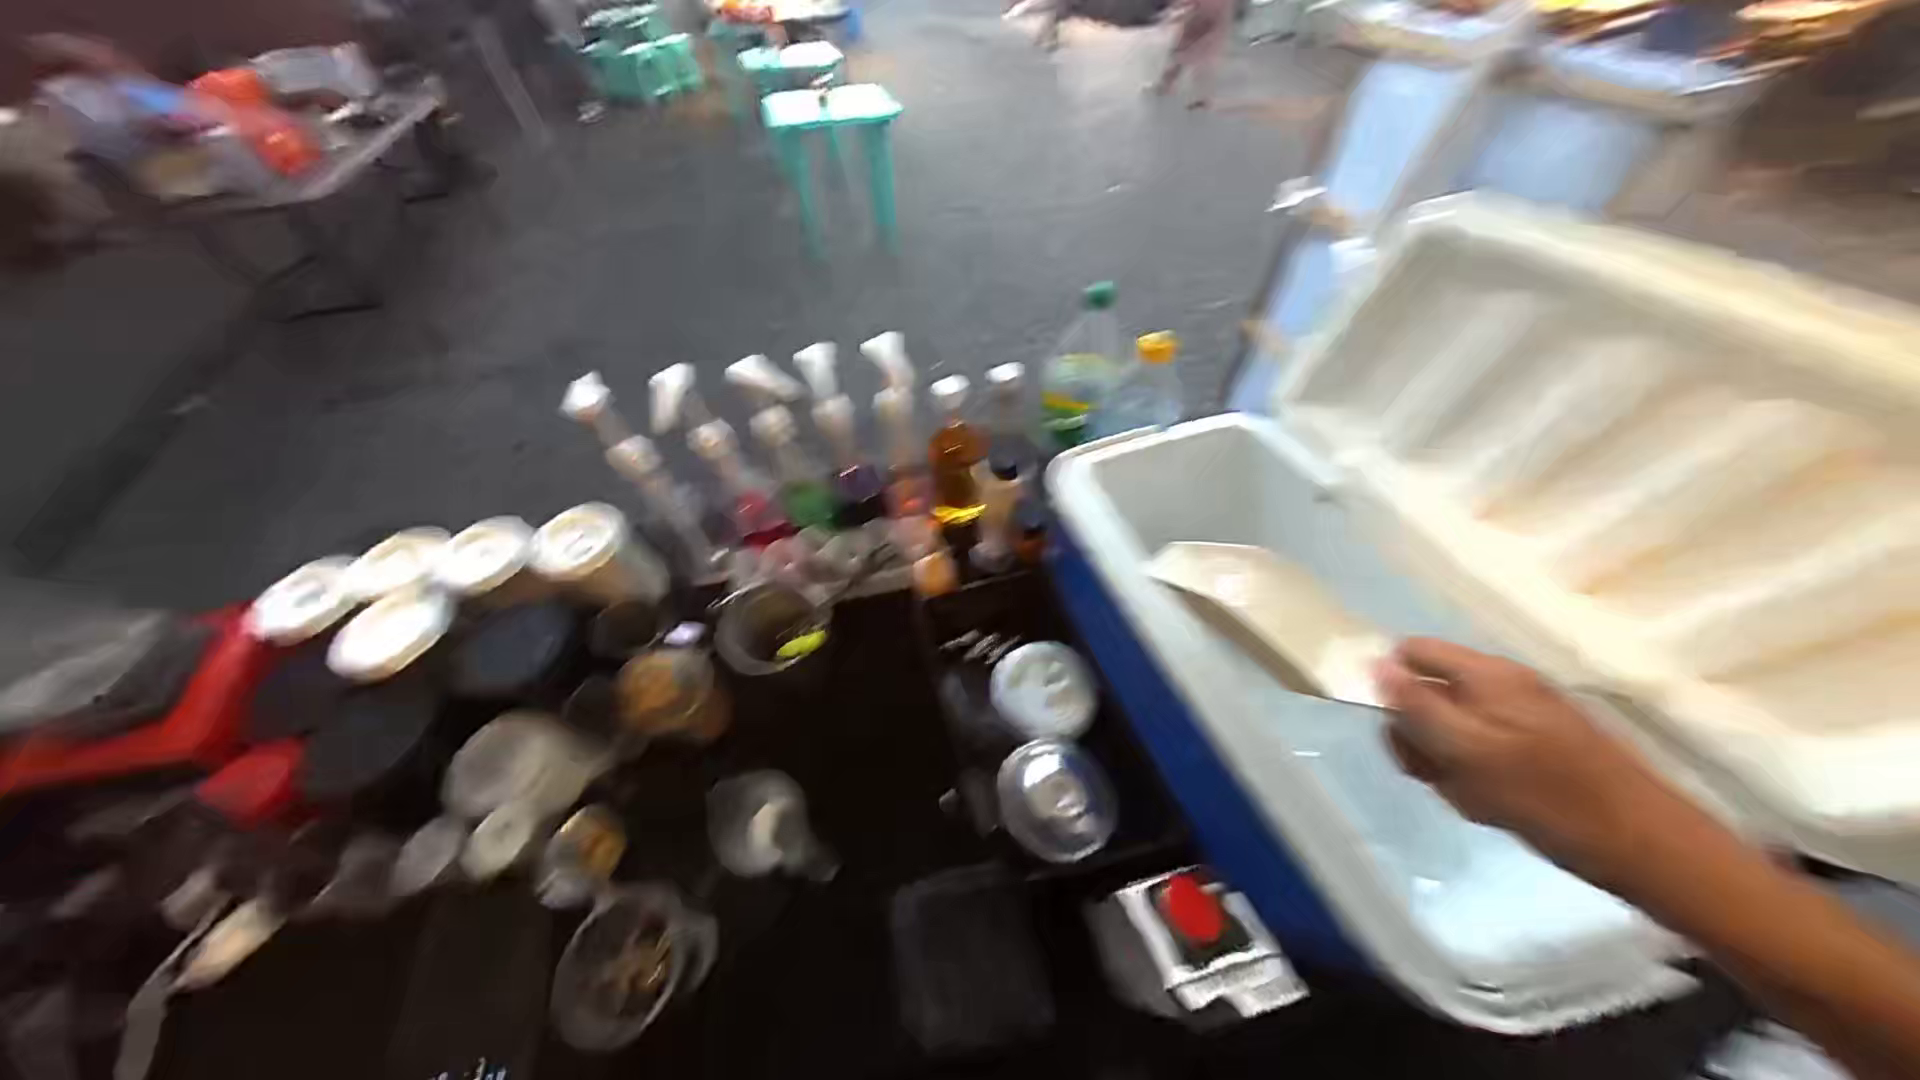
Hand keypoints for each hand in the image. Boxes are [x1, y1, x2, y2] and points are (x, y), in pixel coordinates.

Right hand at [1374, 638, 1696, 886]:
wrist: (1654, 850)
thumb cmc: (1550, 799)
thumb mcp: (1467, 751)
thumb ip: (1417, 705)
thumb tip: (1376, 664)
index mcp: (1486, 674)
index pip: (1411, 652)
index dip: (1392, 687)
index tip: (1402, 732)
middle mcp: (1504, 682)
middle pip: (1425, 690)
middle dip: (1418, 733)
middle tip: (1435, 773)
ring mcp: (1525, 712)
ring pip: (1450, 724)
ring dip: (1443, 759)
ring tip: (1469, 792)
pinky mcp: (1541, 743)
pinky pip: (1481, 746)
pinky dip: (1473, 772)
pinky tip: (1492, 800)